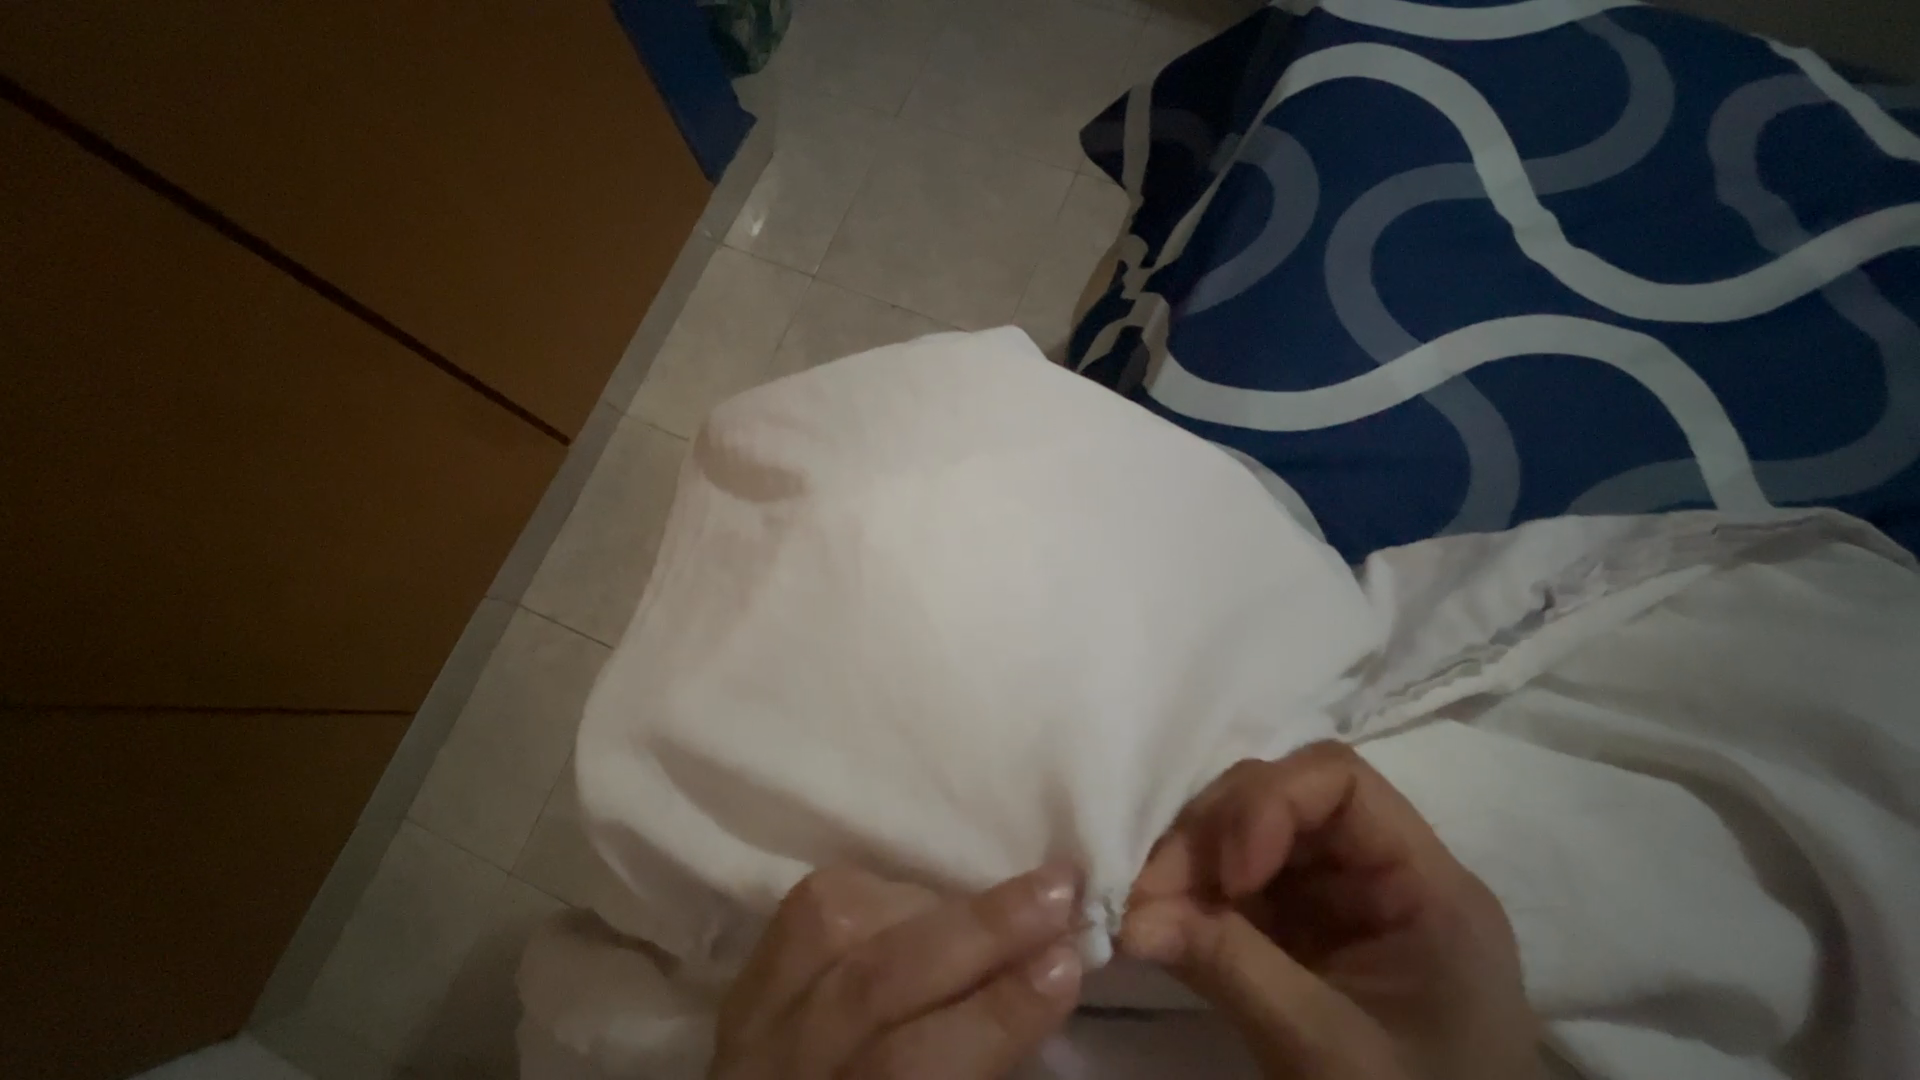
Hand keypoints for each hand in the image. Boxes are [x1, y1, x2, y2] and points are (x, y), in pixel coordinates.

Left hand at [710, 863, 1084, 1079]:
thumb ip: (981, 1046)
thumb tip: (1049, 964)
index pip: (912, 1065)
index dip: (994, 1012)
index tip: (1066, 961)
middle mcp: (786, 1067)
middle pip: (874, 985)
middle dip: (976, 931)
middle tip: (1059, 888)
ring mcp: (755, 1019)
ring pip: (835, 933)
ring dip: (935, 903)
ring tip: (1009, 892)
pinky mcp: (747, 971)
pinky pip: (809, 906)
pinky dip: (876, 890)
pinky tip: (920, 890)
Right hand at [1120, 742, 1542, 1079]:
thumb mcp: (1330, 1051)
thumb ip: (1234, 970)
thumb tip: (1129, 918)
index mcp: (1424, 885)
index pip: (1338, 780)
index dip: (1268, 803)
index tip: (1228, 875)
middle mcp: (1378, 873)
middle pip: (1281, 799)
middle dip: (1209, 837)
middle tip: (1150, 894)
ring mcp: (1336, 902)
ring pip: (1247, 837)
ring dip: (1189, 865)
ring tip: (1144, 914)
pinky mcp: (1301, 933)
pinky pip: (1235, 887)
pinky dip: (1192, 899)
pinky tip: (1161, 926)